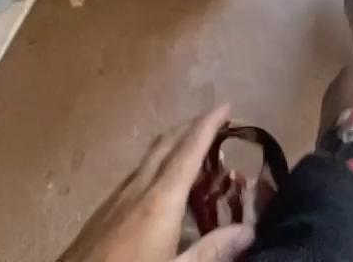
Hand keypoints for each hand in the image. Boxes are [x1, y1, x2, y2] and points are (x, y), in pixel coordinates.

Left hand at [57, 105, 254, 261]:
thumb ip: (211, 251)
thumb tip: (248, 230)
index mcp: (161, 200)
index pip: (189, 150)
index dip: (209, 125)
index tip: (226, 105)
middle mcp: (139, 187)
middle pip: (167, 143)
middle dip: (192, 126)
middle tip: (217, 122)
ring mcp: (118, 197)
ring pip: (150, 156)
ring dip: (174, 143)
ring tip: (195, 148)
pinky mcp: (104, 211)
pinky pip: (138, 173)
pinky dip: (158, 164)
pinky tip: (162, 184)